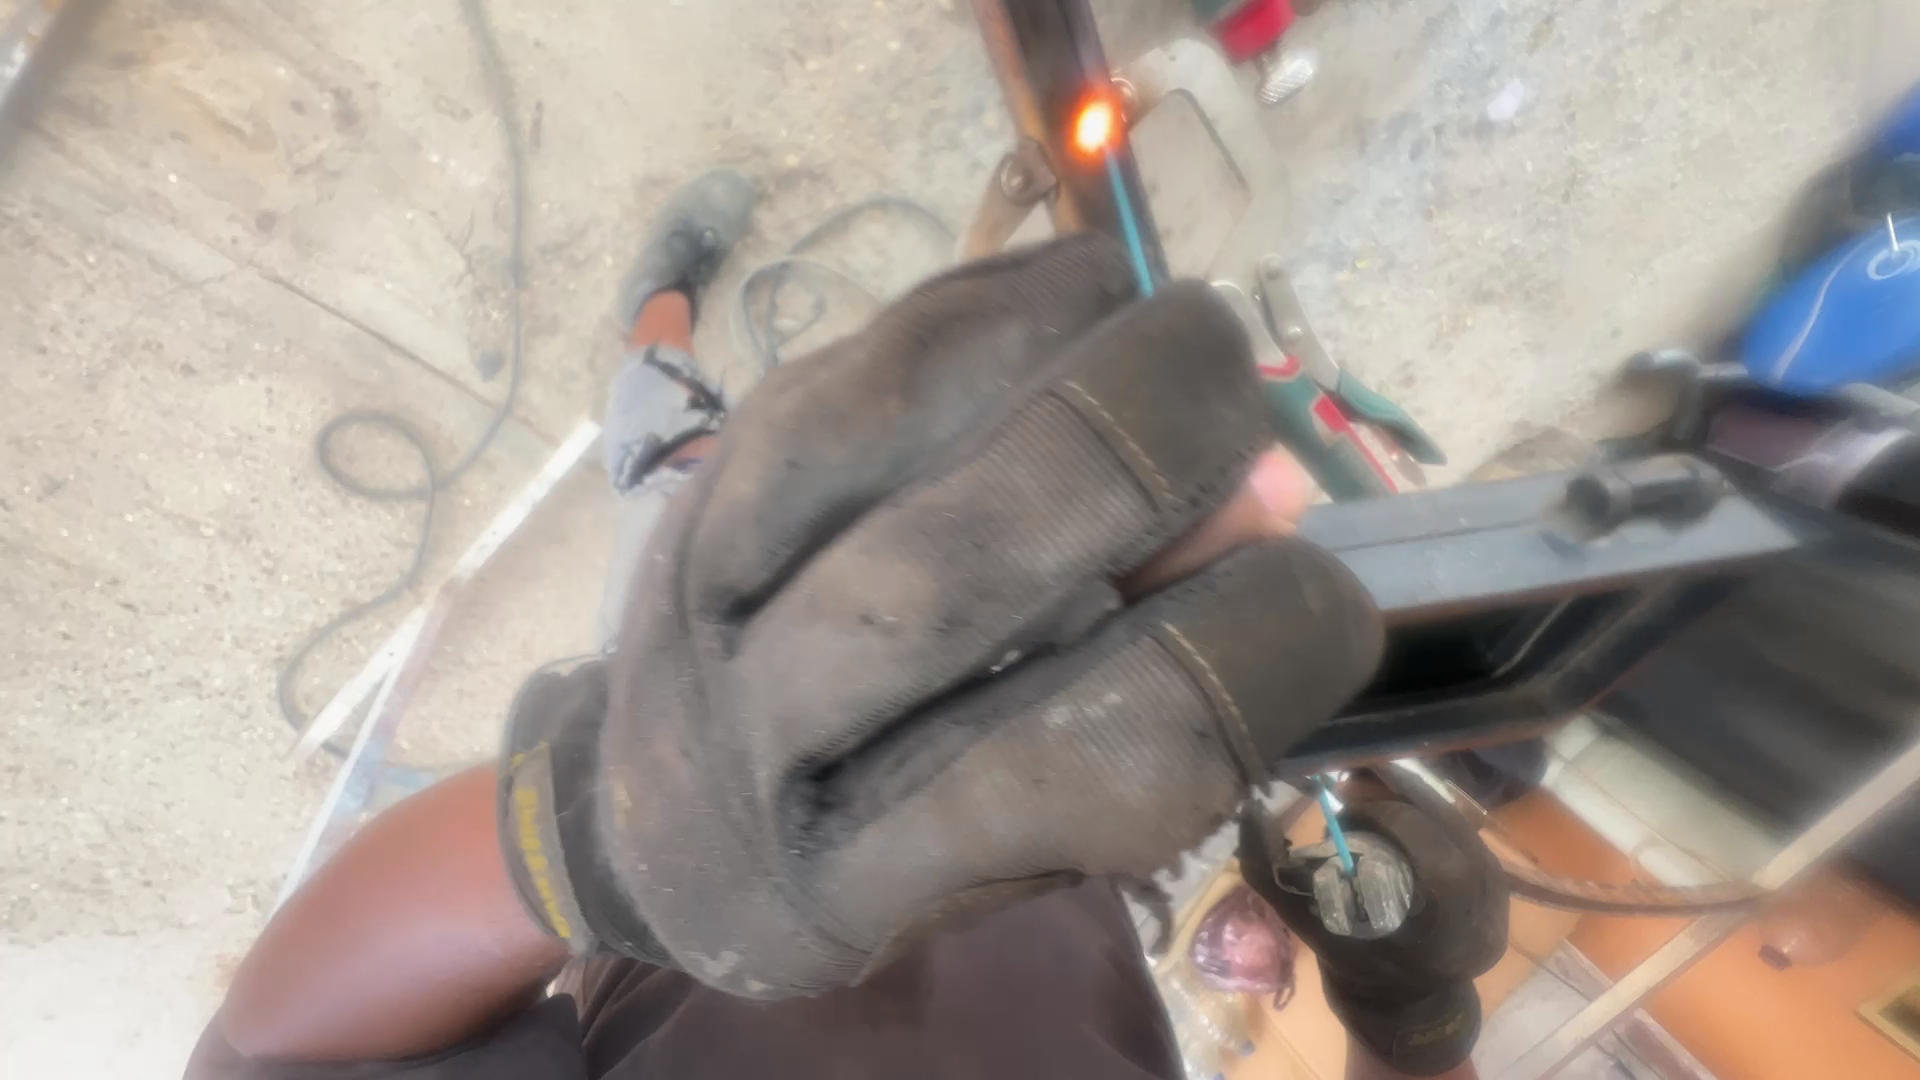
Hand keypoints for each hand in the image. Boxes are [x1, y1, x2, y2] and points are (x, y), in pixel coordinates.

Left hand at [502, 234, 1382, 997]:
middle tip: (1246, 408)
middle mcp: (762, 728)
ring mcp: (709, 569)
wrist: (656, 808)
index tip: (1317, 590)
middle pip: (976, 561)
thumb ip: (1147, 700)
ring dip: (1086, 348)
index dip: (1264, 644)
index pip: (1115, 754)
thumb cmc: (864, 832)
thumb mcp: (1007, 836)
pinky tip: (1079, 303)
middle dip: (1161, 447)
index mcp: (867, 871)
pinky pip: (872, 342)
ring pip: (909, 412)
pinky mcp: (713, 460)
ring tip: (1175, 341)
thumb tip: (1257, 505)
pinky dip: (1008, 300)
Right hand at [1239, 793, 1508, 1076]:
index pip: (1432, 856)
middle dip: (1394, 795)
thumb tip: (1252, 809)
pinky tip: (1389, 801)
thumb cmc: (1352, 956)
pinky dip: (1423, 806)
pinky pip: (1460, 826)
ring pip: (1455, 818)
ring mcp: (1499, 894)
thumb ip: (1268, 870)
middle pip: (1447, 826)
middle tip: (1350, 785)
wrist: (1402, 993)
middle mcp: (1484, 911)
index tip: (1344, 806)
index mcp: (1443, 931)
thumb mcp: (1305, 919)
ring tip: (1366, 787)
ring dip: (1407, 794)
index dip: (1390, 818)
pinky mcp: (1495, 878)